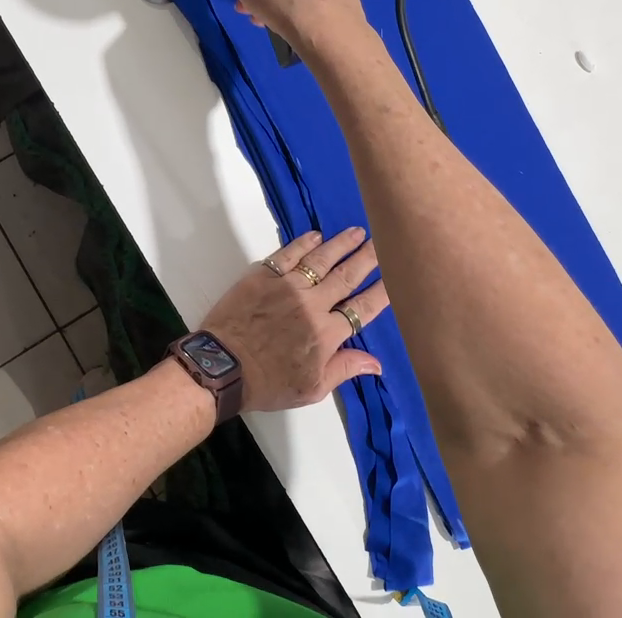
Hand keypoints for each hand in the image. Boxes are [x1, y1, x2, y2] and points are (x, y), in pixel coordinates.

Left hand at [200, 229, 389, 413]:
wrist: (223, 366)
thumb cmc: (268, 383)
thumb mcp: (312, 388)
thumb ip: (344, 369)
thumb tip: (377, 362)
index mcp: (327, 334)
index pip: (362, 309)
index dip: (382, 291)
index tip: (398, 276)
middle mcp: (312, 304)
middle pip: (346, 277)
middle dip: (367, 258)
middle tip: (383, 242)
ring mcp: (286, 286)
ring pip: (320, 260)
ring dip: (340, 244)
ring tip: (356, 232)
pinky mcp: (262, 276)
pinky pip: (287, 254)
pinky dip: (303, 243)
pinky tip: (316, 235)